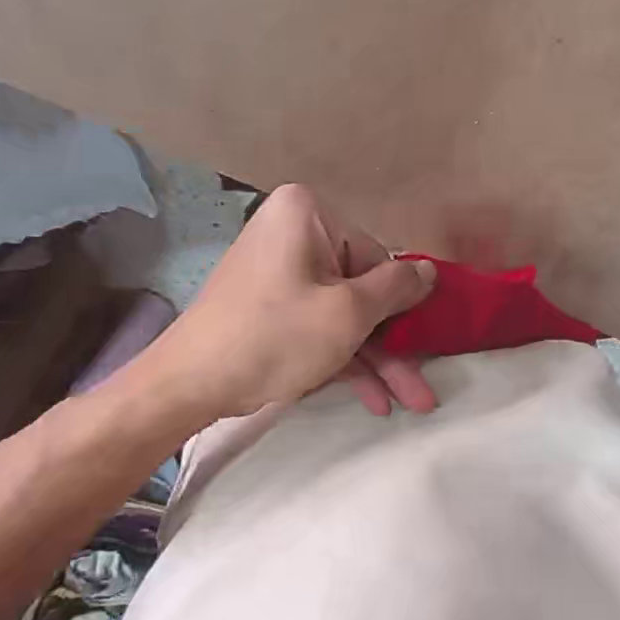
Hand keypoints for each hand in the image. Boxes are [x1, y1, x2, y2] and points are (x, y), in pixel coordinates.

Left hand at [137, 184, 436, 419]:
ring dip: (375, 360)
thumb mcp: (347, 313)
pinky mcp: (267, 310)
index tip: (426, 341)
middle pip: (358, 288)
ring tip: (412, 404)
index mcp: (307, 214)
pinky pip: (315, 326)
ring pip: (340, 314)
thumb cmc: (275, 336)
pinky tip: (373, 399)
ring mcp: (277, 274)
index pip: (376, 255)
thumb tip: (428, 271)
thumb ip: (396, 288)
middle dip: (393, 343)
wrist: (191, 381)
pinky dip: (342, 358)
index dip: (401, 303)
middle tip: (424, 387)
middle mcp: (290, 234)